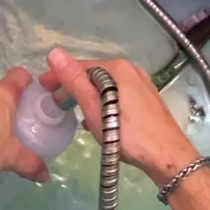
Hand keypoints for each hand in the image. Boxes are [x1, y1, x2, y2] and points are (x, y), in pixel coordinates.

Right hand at [42, 48, 200, 181]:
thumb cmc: (128, 134)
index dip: (59, 76)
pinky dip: (102, 102)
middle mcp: (130, 70)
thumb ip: (75, 81)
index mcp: (117, 68)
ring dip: (87, 95)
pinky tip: (96, 118)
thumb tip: (54, 53)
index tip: (42, 88)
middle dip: (73, 86)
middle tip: (55, 103)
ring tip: (72, 111)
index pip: (80, 65)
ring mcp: (141, 84)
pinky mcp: (146, 99)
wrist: (167, 156)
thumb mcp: (95, 109)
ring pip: (106, 86)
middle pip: (93, 74)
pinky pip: (116, 95)